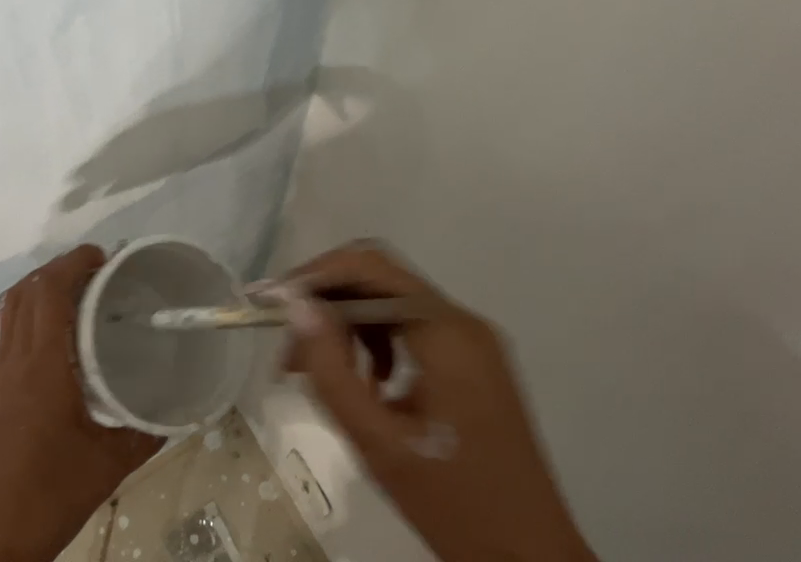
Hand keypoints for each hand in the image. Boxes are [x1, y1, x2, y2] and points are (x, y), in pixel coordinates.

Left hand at [0, 244, 162, 561]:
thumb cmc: (49, 493)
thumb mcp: (109, 463)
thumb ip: (143, 432)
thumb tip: (173, 413)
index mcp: (42, 363)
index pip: (50, 291)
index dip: (73, 263)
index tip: (101, 256)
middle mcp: (10, 357)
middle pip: (25, 291)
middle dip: (57, 270)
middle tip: (93, 272)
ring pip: (5, 309)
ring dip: (32, 288)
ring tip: (65, 293)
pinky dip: (13, 315)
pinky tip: (32, 333)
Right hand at [265, 242, 595, 561]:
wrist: (529, 558)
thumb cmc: (453, 502)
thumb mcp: (377, 440)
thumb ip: (331, 369)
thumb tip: (295, 307)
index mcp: (446, 330)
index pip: (370, 267)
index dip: (315, 275)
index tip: (271, 304)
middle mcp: (463, 322)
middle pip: (380, 281)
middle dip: (325, 305)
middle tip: (286, 350)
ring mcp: (472, 343)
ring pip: (392, 306)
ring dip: (347, 328)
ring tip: (314, 374)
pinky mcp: (473, 365)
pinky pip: (411, 332)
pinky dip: (375, 346)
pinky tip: (362, 387)